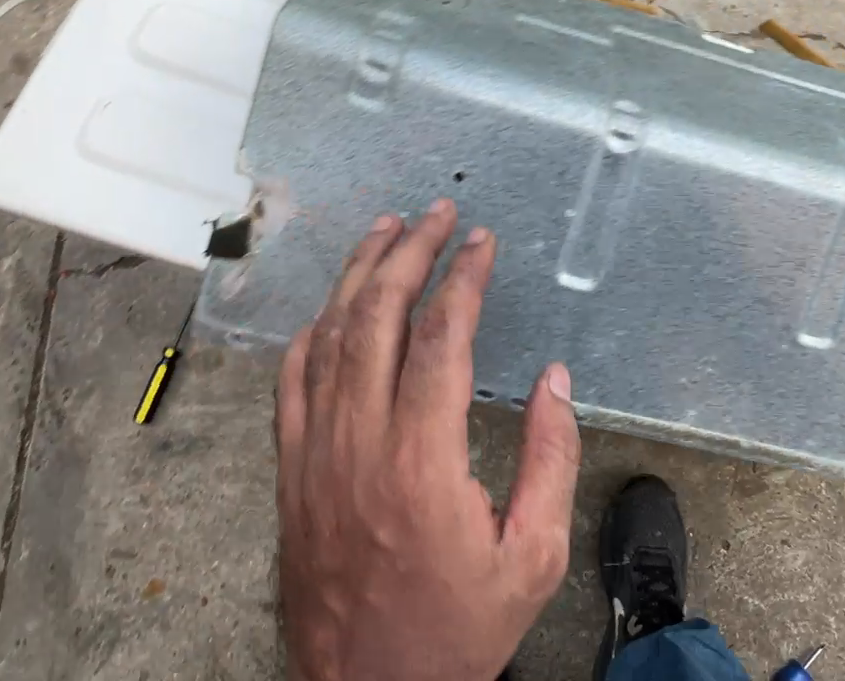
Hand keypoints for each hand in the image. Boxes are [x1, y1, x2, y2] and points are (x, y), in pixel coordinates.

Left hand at [275, 199, 581, 680]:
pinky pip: (291, 379)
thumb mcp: (534, 556)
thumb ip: (551, 458)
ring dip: (359, 273)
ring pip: (329, 336)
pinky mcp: (290, 469)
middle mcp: (360, 444)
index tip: (482, 241)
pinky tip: (335, 304)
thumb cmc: (456, 630)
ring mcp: (314, 453)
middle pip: (378, 316)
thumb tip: (554, 379)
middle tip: (437, 214)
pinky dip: (313, 330)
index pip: (442, 336)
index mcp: (423, 462)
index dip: (464, 276)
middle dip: (410, 251)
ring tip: (387, 229)